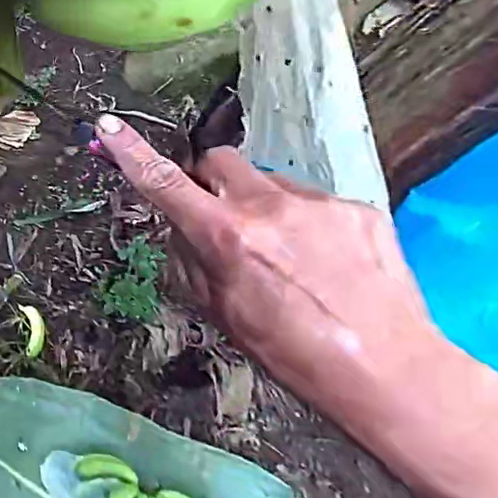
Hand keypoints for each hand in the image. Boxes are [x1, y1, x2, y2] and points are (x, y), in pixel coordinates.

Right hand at [93, 116, 497, 465]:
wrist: (388, 370)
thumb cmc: (289, 351)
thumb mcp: (218, 311)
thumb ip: (189, 259)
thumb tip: (182, 226)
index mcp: (226, 237)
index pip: (164, 183)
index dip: (130, 152)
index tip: (108, 127)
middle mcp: (268, 208)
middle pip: (219, 161)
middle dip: (211, 181)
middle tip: (222, 217)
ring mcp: (318, 203)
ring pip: (267, 182)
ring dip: (261, 205)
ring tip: (286, 255)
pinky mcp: (358, 207)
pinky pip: (312, 201)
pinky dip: (304, 222)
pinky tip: (324, 261)